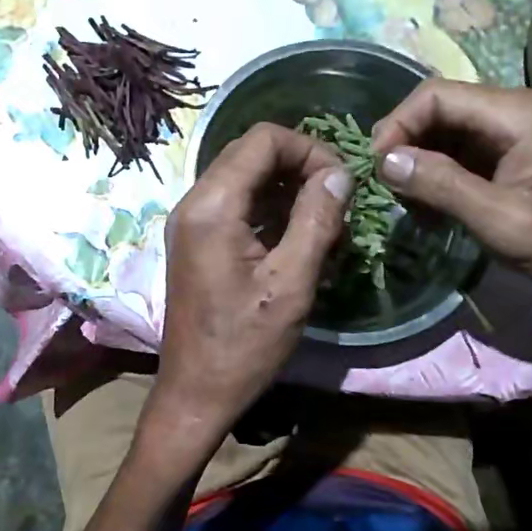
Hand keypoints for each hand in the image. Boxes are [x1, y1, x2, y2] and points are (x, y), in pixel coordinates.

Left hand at [152, 123, 351, 456]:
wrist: (196, 390)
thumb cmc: (244, 344)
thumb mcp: (291, 283)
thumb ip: (316, 220)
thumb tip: (339, 174)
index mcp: (212, 206)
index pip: (263, 139)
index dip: (309, 150)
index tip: (341, 183)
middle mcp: (193, 202)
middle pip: (252, 153)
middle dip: (301, 168)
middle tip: (337, 202)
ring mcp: (190, 221)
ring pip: (246, 178)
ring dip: (288, 191)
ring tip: (325, 226)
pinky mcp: (196, 240)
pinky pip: (237, 205)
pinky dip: (271, 211)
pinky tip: (300, 242)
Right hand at [371, 82, 531, 313]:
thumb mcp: (499, 219)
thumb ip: (441, 185)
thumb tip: (384, 161)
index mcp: (520, 114)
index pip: (438, 95)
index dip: (399, 123)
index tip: (377, 165)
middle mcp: (516, 110)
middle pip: (440, 108)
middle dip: (406, 144)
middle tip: (386, 186)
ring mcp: (515, 131)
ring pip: (445, 130)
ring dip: (419, 162)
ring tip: (408, 202)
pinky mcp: (510, 154)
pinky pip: (459, 151)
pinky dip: (437, 174)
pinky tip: (428, 206)